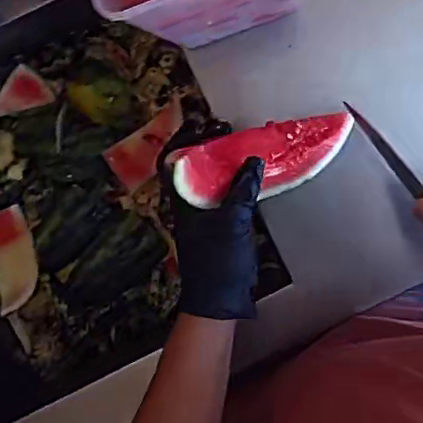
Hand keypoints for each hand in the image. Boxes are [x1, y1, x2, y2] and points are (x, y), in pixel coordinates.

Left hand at [160, 135, 262, 321]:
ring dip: (219, 160)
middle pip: (189, 165)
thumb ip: (242, 188)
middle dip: (205, 144)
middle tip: (226, 130)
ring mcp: (201, 215)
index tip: (200, 123)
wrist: (219, 300)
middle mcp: (187, 204)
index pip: (170, 161)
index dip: (181, 139)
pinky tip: (247, 175)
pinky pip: (220, 193)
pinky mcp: (216, 225)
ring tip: (239, 146)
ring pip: (205, 178)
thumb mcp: (234, 222)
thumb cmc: (219, 262)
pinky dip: (232, 179)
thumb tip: (252, 161)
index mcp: (182, 201)